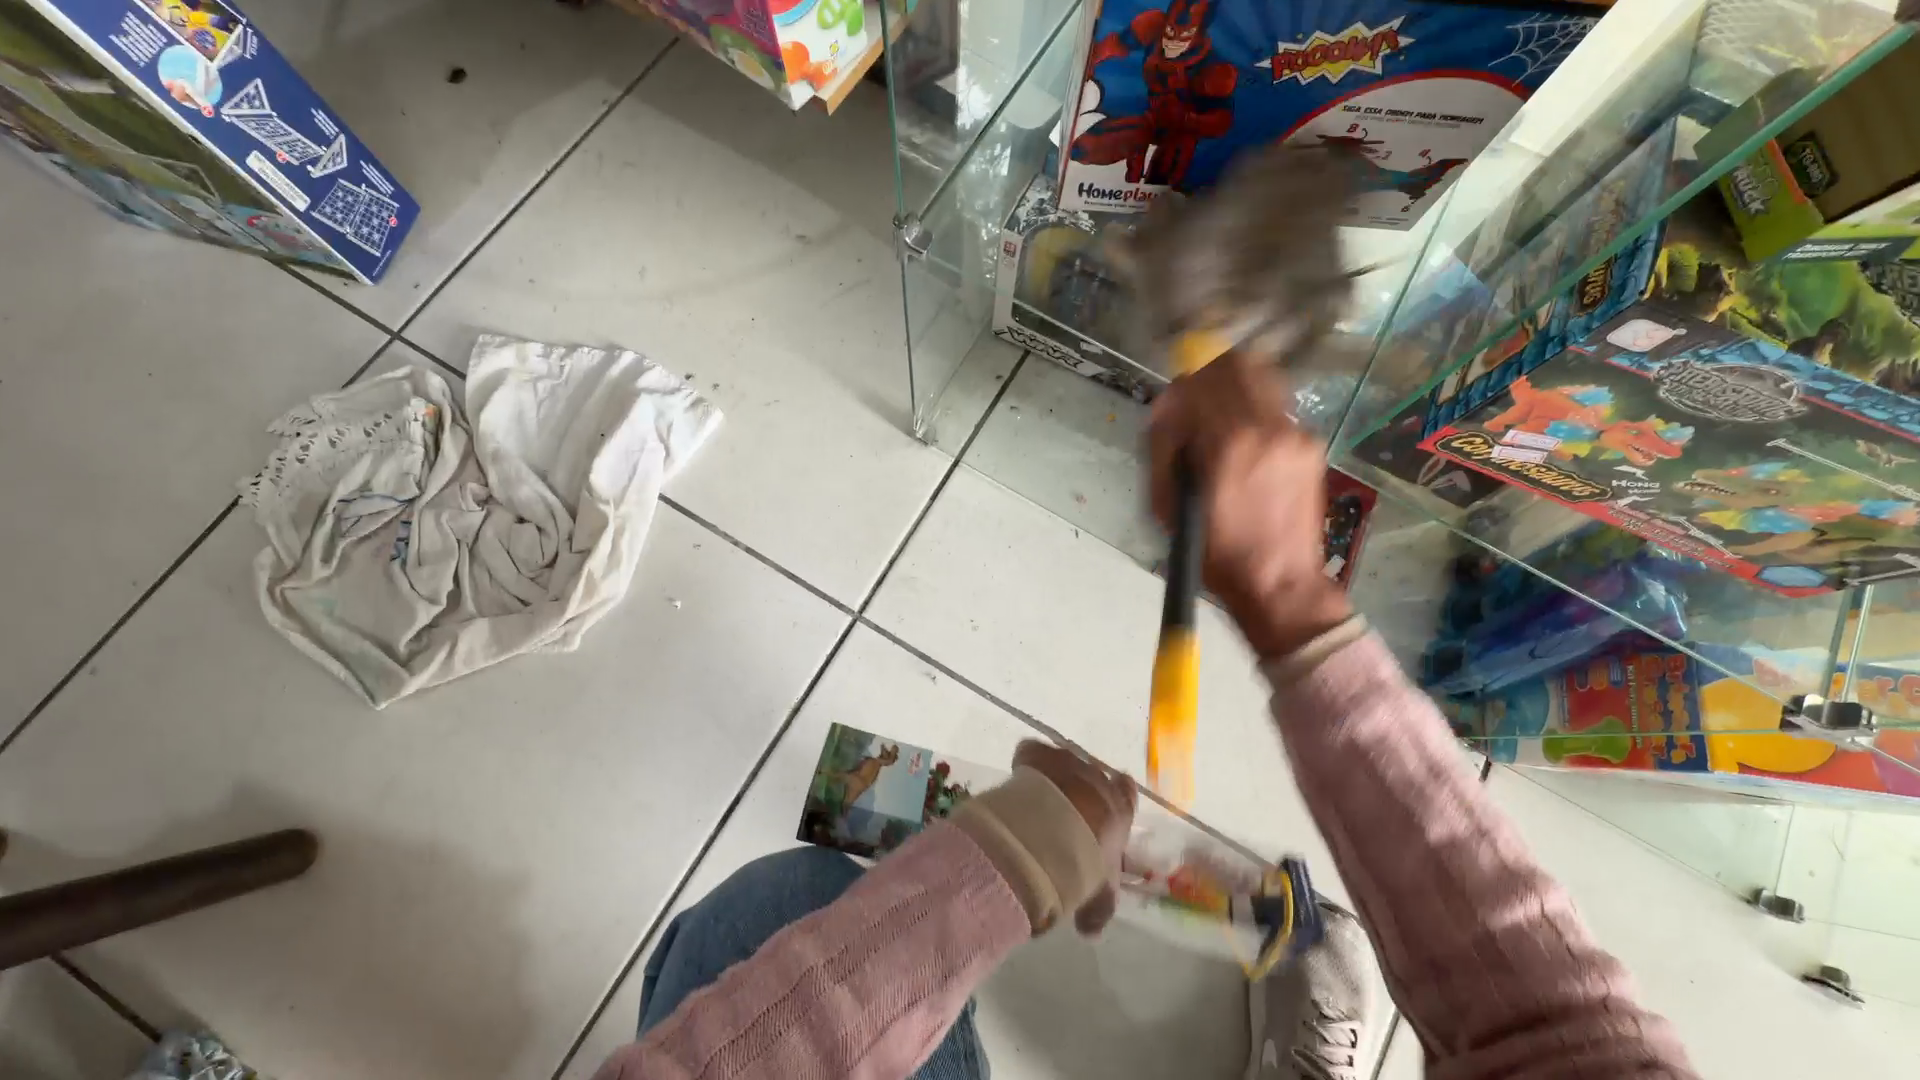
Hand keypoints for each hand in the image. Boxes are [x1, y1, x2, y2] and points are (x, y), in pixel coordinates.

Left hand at [1012, 740, 1136, 934]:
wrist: (1050, 836)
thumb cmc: (1085, 864)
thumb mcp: (1098, 894)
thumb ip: (1098, 911)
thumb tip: (1091, 932)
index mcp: (1120, 807)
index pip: (1127, 792)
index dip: (1116, 800)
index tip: (1101, 815)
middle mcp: (1098, 777)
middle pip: (1094, 776)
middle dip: (1082, 790)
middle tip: (1065, 813)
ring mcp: (1067, 761)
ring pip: (1064, 762)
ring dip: (1054, 778)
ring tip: (1036, 802)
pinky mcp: (1038, 754)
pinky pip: (1032, 752)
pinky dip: (1026, 762)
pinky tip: (1018, 780)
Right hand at [1147, 353, 1352, 660]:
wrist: (1279, 583)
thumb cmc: (1215, 552)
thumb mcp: (1169, 505)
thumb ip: (1163, 446)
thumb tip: (1164, 407)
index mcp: (1230, 442)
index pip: (1200, 380)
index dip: (1178, 390)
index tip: (1171, 410)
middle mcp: (1269, 427)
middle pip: (1238, 364)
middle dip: (1209, 376)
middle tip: (1194, 403)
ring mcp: (1296, 434)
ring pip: (1262, 378)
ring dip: (1234, 388)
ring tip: (1219, 419)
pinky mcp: (1311, 446)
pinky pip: (1276, 408)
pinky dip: (1254, 412)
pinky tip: (1244, 445)